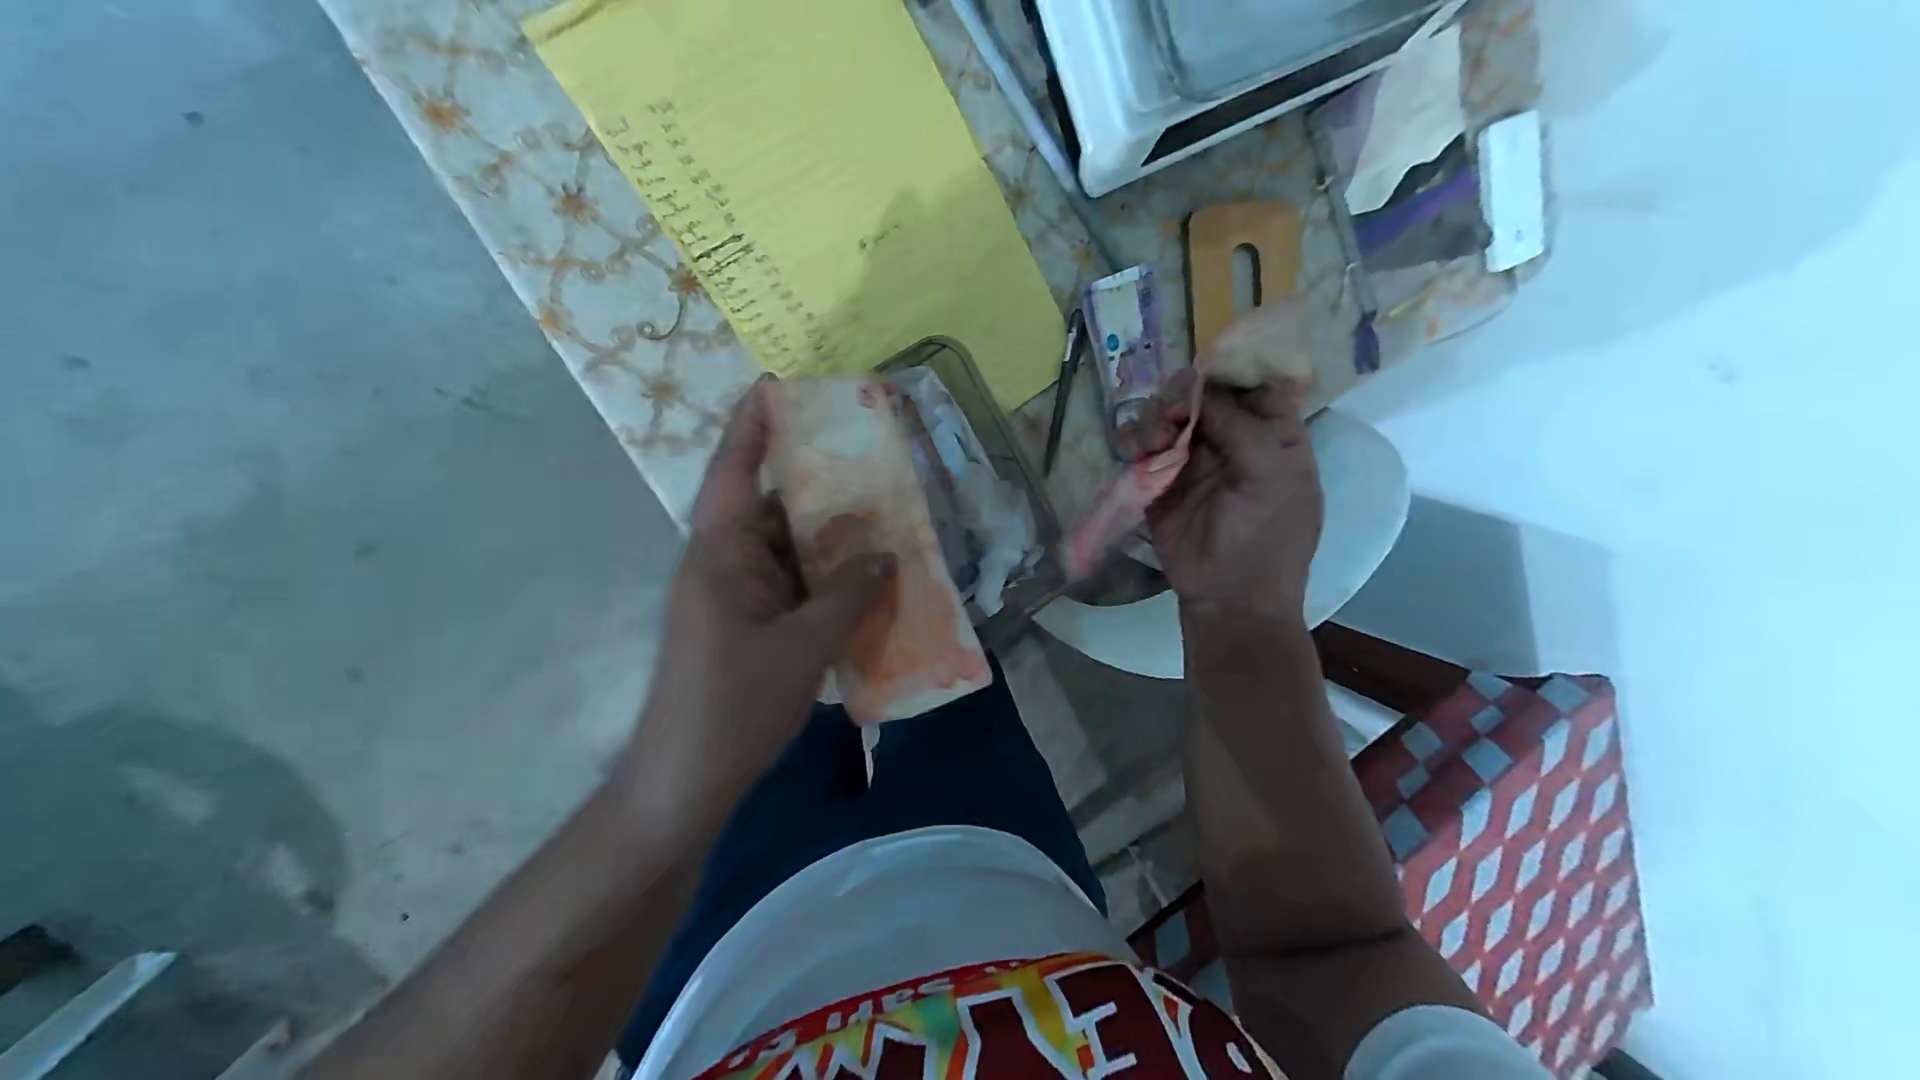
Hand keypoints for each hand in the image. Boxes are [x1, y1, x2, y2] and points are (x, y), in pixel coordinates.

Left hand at [617, 378, 894, 821]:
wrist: (685, 782)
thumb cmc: (735, 706)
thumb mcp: (803, 645)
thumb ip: (848, 593)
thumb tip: (885, 553)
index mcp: (719, 553)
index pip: (733, 470)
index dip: (753, 424)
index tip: (778, 385)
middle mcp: (722, 564)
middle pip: (771, 509)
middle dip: (820, 490)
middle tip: (874, 466)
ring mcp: (733, 598)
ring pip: (786, 552)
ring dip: (830, 543)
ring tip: (886, 522)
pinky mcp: (745, 627)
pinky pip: (790, 587)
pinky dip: (825, 582)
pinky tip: (866, 583)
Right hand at [1147, 380, 1322, 620]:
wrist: (1228, 599)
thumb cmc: (1265, 539)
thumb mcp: (1271, 476)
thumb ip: (1240, 426)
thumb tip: (1198, 389)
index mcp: (1272, 435)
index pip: (1252, 383)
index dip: (1228, 369)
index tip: (1202, 370)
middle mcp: (1230, 440)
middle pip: (1200, 394)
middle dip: (1183, 396)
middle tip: (1173, 415)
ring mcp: (1191, 459)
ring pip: (1166, 414)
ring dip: (1155, 418)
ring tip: (1153, 443)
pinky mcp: (1157, 479)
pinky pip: (1139, 445)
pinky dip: (1133, 440)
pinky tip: (1137, 453)